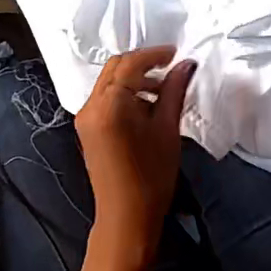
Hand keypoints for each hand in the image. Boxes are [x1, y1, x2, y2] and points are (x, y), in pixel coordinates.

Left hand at [75, 46, 195, 270]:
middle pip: (115, 68)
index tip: (176, 54)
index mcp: (109, 103)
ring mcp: (85, 117)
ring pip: (108, 82)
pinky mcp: (86, 129)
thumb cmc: (152, 175)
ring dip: (133, 79)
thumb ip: (173, 91)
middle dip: (142, 64)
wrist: (126, 216)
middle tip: (170, 67)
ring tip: (163, 91)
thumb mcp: (167, 129)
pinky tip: (146, 106)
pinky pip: (104, 99)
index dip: (154, 54)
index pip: (130, 64)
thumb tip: (185, 65)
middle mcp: (90, 105)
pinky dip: (124, 95)